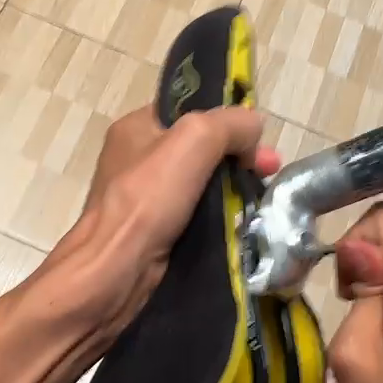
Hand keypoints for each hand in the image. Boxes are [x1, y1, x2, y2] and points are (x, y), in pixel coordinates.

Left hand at [34, 105, 278, 341]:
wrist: (113, 273)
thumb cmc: (147, 200)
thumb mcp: (193, 141)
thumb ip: (229, 124)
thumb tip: (254, 127)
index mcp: (137, 127)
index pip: (190, 109)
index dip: (227, 120)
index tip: (257, 140)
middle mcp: (137, 159)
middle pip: (201, 148)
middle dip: (239, 157)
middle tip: (269, 171)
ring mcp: (145, 199)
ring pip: (202, 184)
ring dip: (234, 190)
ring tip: (262, 200)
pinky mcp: (155, 233)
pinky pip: (197, 216)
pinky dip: (221, 219)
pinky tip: (243, 225)